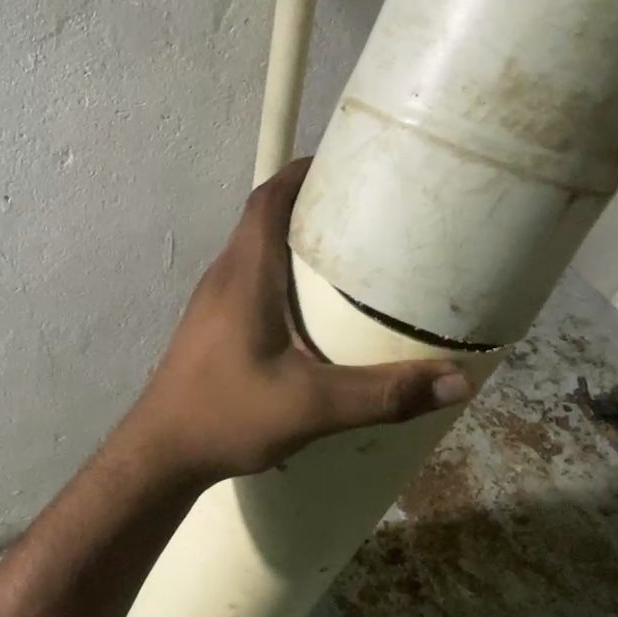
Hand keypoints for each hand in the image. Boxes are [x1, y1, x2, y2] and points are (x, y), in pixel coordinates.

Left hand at [108, 159, 472, 487]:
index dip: (302, 172)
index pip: (268, 199)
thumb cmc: (227, 415)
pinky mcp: (211, 326)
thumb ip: (383, 395)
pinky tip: (312, 309)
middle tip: (366, 211)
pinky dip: (282, 274)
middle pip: (264, 218)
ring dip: (295, 240)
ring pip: (256, 250)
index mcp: (245, 274)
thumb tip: (457, 382)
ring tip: (349, 254)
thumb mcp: (312, 406)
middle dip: (311, 204)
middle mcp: (225, 276)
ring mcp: (213, 302)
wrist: (159, 453)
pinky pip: (250, 279)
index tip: (345, 163)